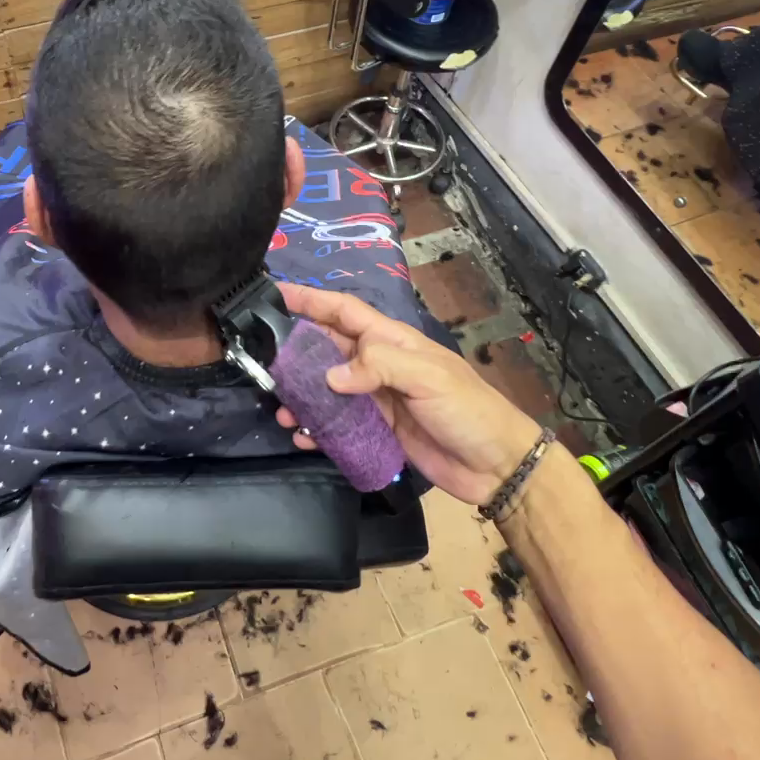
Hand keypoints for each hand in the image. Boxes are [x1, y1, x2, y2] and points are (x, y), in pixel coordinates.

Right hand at [276, 283, 544, 504]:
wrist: (495, 465)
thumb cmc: (467, 409)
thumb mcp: (428, 377)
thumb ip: (379, 366)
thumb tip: (329, 377)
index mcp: (390, 340)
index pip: (343, 311)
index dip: (311, 300)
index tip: (275, 294)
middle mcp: (377, 365)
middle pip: (326, 350)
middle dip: (295, 354)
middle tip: (264, 363)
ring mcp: (375, 399)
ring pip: (326, 390)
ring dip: (301, 397)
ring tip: (280, 410)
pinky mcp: (375, 431)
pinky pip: (337, 425)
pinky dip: (316, 429)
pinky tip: (301, 437)